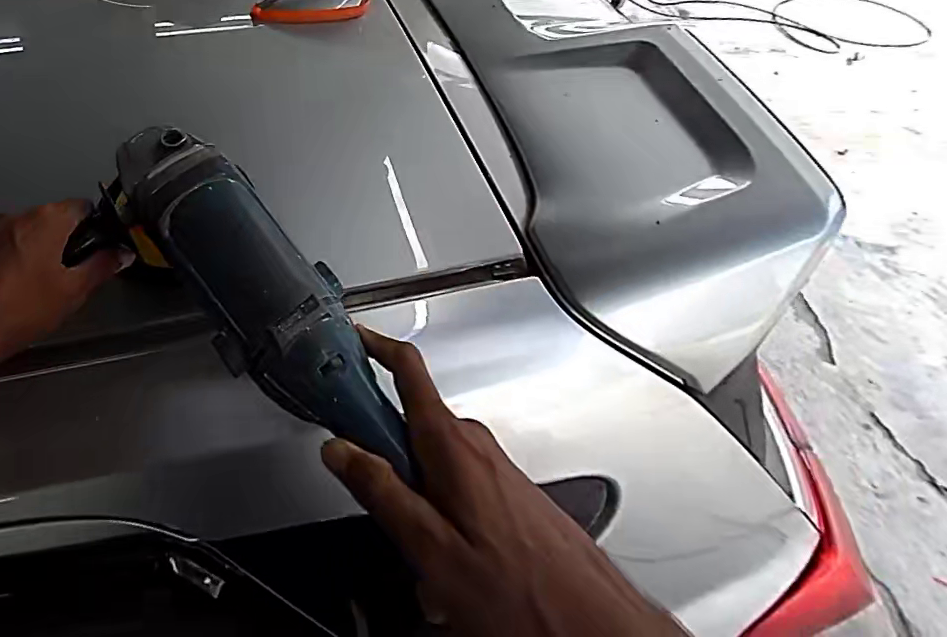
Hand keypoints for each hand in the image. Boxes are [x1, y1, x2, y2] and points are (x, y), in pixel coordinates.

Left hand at [0, 202, 125, 384]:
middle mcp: (13, 215)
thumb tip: (122, 252)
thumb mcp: (70, 293)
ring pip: (18, 233)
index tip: (94, 251)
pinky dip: (1, 261)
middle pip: (48, 219)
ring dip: (29, 250)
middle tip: (63, 277)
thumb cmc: (19, 312)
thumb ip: (100, 267)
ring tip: (27, 289)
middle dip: (60, 241)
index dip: (94, 227)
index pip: (81, 206)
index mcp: (45, 220)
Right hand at [322, 327, 685, 636]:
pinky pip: (456, 481)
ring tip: (417, 549)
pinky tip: (447, 558)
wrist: (605, 634)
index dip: (375, 345)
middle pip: (409, 419)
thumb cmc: (530, 599)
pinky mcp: (508, 493)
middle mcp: (475, 445)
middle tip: (363, 484)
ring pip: (431, 459)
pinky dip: (438, 507)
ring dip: (411, 490)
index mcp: (452, 445)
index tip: (353, 339)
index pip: (408, 369)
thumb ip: (380, 491)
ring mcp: (494, 468)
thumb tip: (340, 452)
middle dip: (380, 450)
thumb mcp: (433, 549)